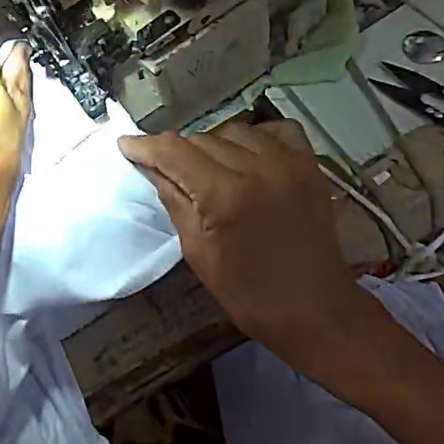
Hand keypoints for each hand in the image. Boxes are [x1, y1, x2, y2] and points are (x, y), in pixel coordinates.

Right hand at [118, 120, 383, 379]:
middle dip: (177, 152)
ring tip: (208, 167)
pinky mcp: (310, 166)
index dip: (144, 146)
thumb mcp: (197, 250)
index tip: (126, 145)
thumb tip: (152, 168)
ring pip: (233, 131)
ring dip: (213, 144)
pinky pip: (276, 130)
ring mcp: (288, 163)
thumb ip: (174, 199)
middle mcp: (256, 168)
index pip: (173, 151)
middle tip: (166, 170)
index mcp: (223, 194)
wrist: (317, 312)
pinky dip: (256, 137)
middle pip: (200, 138)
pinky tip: (248, 155)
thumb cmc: (249, 293)